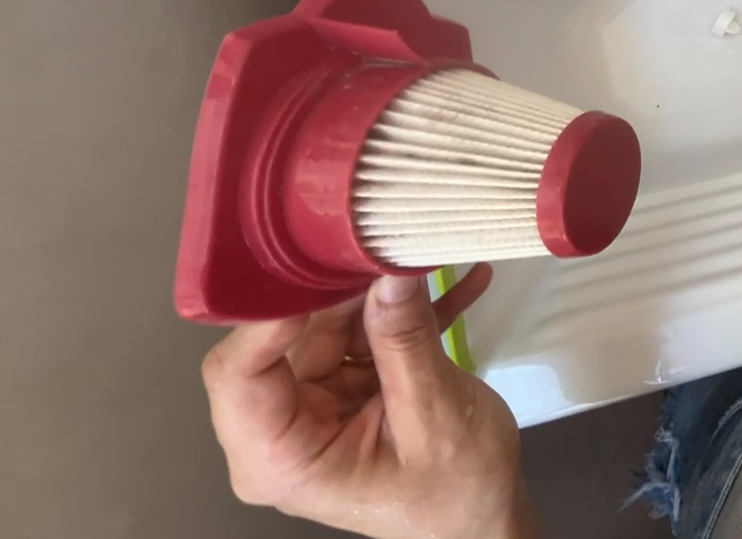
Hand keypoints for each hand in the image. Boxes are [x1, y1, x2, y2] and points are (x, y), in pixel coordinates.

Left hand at [201, 267, 538, 538]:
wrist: (484, 516)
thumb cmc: (452, 484)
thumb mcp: (434, 412)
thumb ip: (408, 342)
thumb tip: (391, 271)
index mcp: (280, 454)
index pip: (243, 376)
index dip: (270, 319)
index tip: (323, 266)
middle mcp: (291, 425)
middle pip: (297, 341)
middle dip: (348, 292)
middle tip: (397, 244)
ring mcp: (330, 403)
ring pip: (343, 328)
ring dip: (395, 294)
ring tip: (439, 253)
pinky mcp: (367, 388)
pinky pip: (384, 338)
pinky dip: (425, 311)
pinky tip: (469, 281)